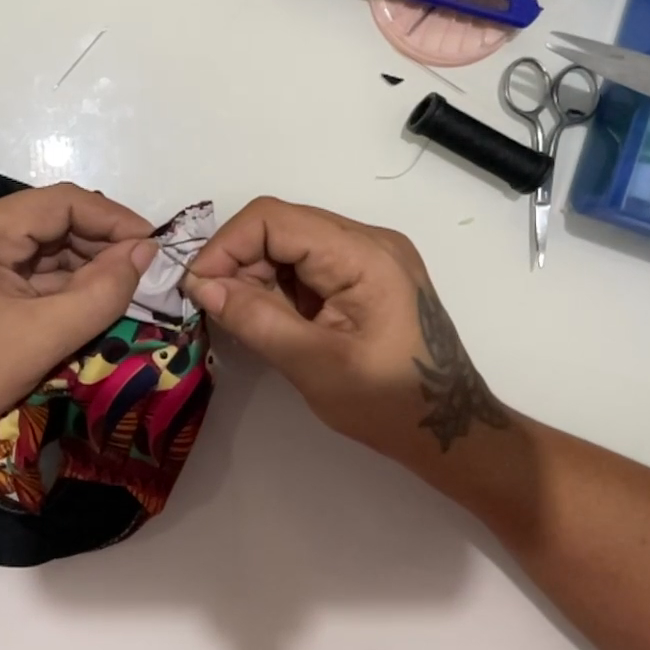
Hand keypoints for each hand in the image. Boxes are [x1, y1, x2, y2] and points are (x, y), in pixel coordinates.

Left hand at [0, 183, 157, 460]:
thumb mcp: (46, 336)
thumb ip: (104, 290)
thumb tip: (147, 250)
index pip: (58, 202)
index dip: (112, 218)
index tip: (155, 243)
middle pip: (46, 219)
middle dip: (97, 243)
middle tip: (144, 270)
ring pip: (35, 242)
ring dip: (79, 262)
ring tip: (123, 284)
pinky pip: (18, 263)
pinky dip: (53, 278)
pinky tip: (87, 294)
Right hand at [183, 197, 508, 461]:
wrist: (450, 430)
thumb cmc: (387, 403)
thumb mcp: (313, 365)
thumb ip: (254, 318)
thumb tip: (200, 285)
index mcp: (364, 255)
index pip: (273, 219)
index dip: (226, 245)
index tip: (199, 288)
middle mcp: (369, 240)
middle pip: (280, 225)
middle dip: (239, 260)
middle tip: (218, 307)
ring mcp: (370, 254)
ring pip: (289, 242)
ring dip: (257, 273)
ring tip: (249, 317)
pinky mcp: (365, 272)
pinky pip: (306, 261)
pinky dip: (279, 284)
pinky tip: (276, 317)